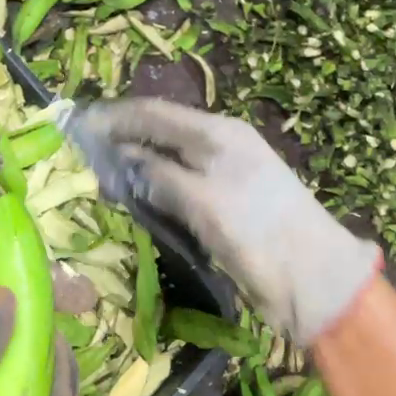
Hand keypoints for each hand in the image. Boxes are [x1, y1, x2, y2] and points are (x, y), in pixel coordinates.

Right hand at [67, 98, 381, 344]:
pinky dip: (151, 186)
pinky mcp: (222, 203)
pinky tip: (132, 196)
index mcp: (217, 133)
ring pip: (165, 158)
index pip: (153, 112)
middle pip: (158, 131)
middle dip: (119, 138)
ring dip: (133, 163)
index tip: (77, 126)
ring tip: (98, 174)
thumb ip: (159, 175)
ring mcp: (221, 174)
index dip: (114, 117)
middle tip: (81, 151)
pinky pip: (176, 184)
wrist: (318, 283)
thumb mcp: (204, 202)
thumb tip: (120, 157)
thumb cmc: (262, 235)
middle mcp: (217, 145)